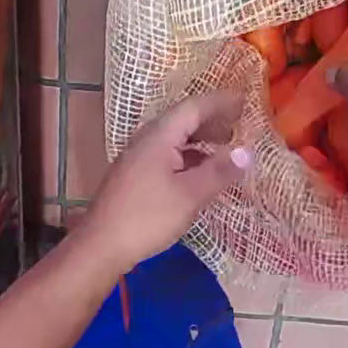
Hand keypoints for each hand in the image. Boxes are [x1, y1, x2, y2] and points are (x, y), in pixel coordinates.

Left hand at [68, 91, 251, 273]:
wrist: (101, 246)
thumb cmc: (147, 217)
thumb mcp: (190, 195)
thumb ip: (219, 171)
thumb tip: (247, 152)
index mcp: (159, 136)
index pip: (193, 107)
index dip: (220, 102)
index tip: (245, 101)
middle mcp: (146, 140)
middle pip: (182, 120)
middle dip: (212, 119)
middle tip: (239, 124)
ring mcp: (137, 158)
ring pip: (174, 139)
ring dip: (201, 139)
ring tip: (225, 147)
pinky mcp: (134, 176)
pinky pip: (167, 155)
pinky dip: (188, 156)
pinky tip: (200, 172)